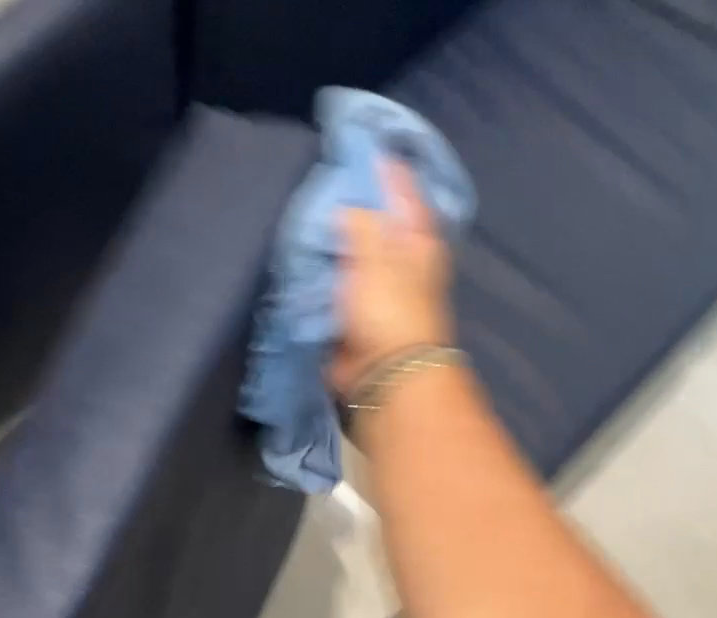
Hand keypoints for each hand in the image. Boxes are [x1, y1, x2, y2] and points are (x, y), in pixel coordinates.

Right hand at [329, 160, 455, 400]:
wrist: (382, 373)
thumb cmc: (388, 310)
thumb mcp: (376, 256)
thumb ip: (360, 224)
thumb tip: (346, 206)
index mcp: (417, 240)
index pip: (404, 193)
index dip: (386, 169)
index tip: (365, 145)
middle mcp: (399, 259)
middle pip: (375, 221)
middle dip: (353, 202)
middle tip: (325, 176)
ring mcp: (374, 288)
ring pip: (350, 252)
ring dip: (331, 238)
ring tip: (305, 212)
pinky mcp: (351, 313)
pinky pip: (331, 284)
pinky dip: (317, 272)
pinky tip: (299, 256)